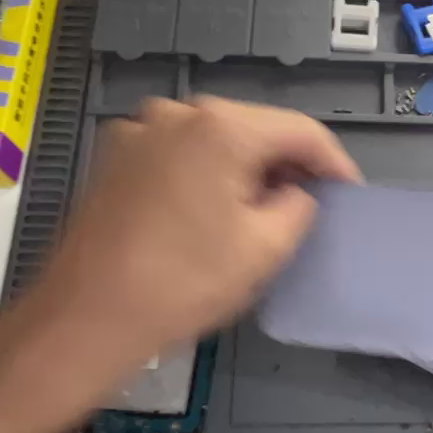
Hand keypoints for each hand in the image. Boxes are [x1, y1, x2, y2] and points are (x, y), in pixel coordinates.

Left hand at [0, 97, 360, 429]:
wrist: (84, 319)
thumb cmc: (183, 283)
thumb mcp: (265, 248)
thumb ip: (300, 205)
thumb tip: (296, 191)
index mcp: (221, 126)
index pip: (301, 130)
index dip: (333, 162)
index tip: (349, 191)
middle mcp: (177, 113)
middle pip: (255, 129)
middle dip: (287, 164)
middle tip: (310, 203)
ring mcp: (139, 131)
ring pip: (216, 141)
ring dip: (246, 169)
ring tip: (263, 210)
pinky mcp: (115, 157)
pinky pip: (180, 154)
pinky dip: (207, 173)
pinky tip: (213, 211)